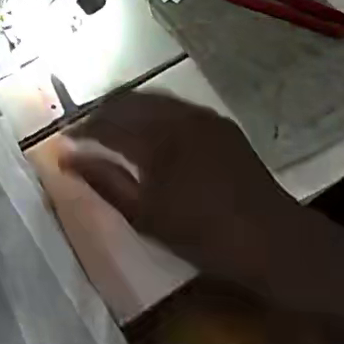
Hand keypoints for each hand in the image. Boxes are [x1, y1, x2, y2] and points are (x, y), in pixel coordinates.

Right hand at [62, 92, 329, 300]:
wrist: (280, 245)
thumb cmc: (206, 236)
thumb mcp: (146, 217)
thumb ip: (104, 181)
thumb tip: (66, 156)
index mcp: (155, 138)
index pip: (104, 124)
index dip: (81, 130)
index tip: (64, 140)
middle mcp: (175, 116)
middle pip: (124, 102)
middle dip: (99, 113)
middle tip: (82, 130)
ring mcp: (199, 115)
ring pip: (148, 99)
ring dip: (124, 108)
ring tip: (110, 125)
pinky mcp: (217, 122)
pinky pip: (172, 105)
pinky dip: (150, 110)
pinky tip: (147, 127)